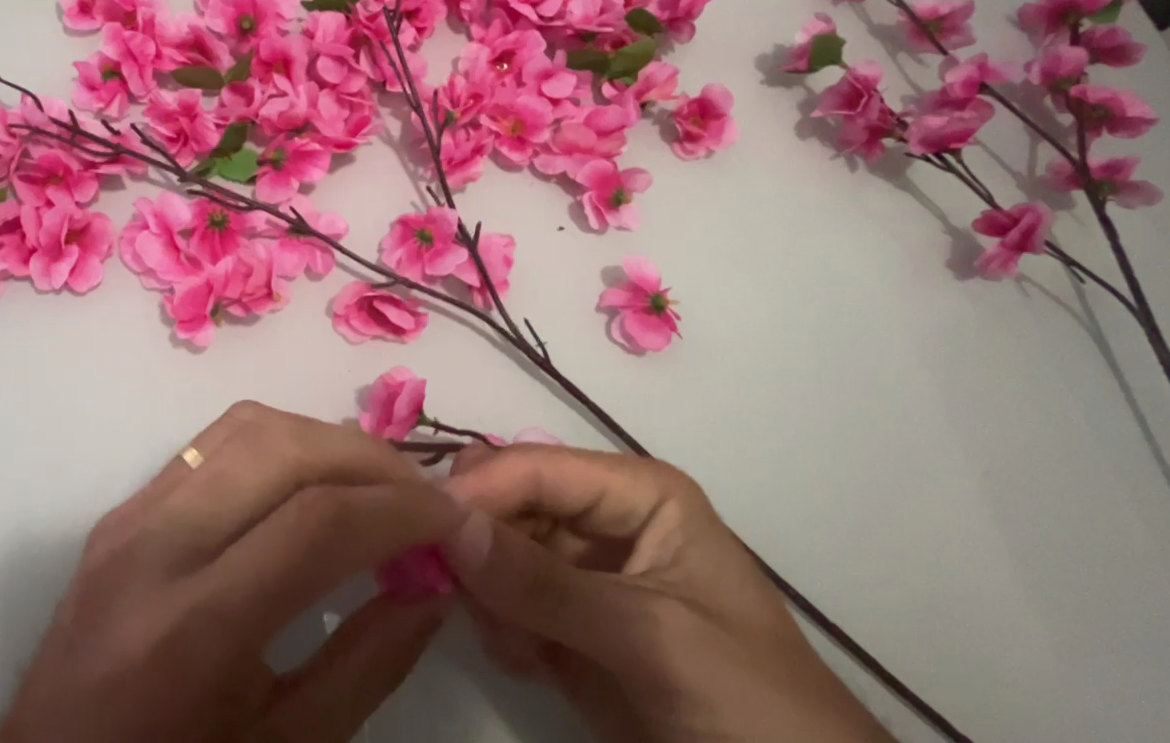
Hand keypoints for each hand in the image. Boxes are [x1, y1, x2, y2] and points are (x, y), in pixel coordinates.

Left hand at [0, 401, 463, 742]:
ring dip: (325, 440)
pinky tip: (314, 482)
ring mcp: (129, 517)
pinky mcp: (122, 509)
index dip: (402, 510)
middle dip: (371, 460)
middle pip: (283, 449)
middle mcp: (154, 547)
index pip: (318, 523)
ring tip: (378, 484)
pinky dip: (281, 444)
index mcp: (192, 628)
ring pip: (247, 427)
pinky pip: (214, 444)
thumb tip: (434, 585)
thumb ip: (367, 664)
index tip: (456, 521)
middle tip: (425, 497)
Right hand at [442, 444, 895, 742]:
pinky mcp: (563, 623)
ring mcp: (578, 573)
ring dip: (486, 595)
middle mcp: (600, 519)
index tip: (421, 527)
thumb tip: (446, 525)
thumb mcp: (650, 637)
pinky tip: (526, 662)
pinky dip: (497, 628)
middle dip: (476, 544)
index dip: (478, 490)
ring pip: (491, 552)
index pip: (534, 467)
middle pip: (504, 502)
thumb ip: (545, 584)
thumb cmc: (748, 702)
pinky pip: (499, 602)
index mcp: (636, 493)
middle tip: (454, 591)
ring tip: (516, 646)